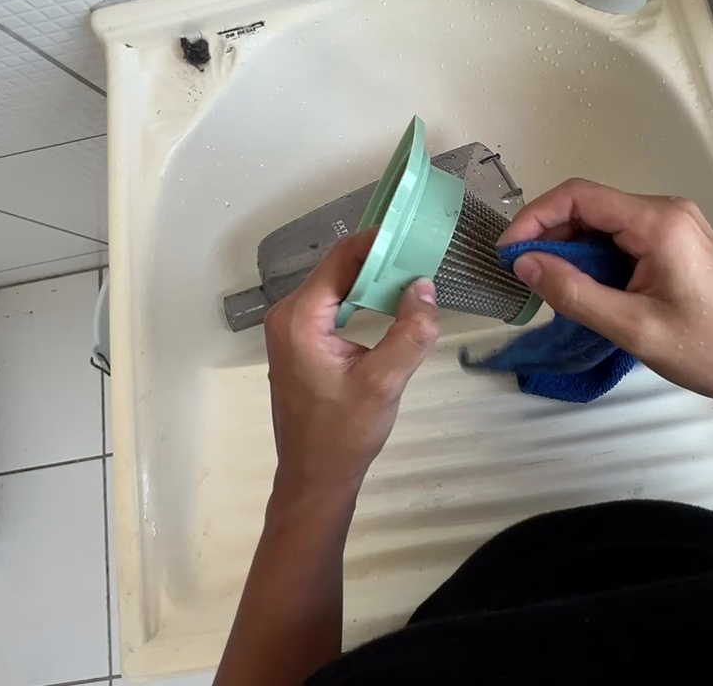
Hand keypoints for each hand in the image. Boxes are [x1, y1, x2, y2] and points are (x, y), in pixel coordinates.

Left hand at [261, 229, 440, 501]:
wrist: (315, 478)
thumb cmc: (344, 434)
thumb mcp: (384, 383)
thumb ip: (409, 332)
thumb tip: (424, 286)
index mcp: (300, 318)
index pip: (340, 259)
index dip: (377, 242)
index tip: (412, 235)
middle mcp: (288, 314)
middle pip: (337, 269)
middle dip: (378, 259)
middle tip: (419, 254)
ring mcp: (290, 327)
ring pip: (336, 285)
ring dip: (372, 278)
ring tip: (411, 274)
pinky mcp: (300, 339)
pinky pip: (333, 303)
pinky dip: (361, 297)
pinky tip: (389, 301)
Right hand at [498, 178, 712, 415]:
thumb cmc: (709, 351)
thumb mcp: (632, 327)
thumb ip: (573, 292)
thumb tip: (525, 264)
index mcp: (659, 222)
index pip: (580, 196)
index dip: (536, 217)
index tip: (509, 250)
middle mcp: (667, 211)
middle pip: (590, 206)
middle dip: (550, 234)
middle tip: (523, 273)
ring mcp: (674, 224)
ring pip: (603, 223)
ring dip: (571, 248)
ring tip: (549, 285)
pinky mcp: (676, 242)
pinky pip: (622, 237)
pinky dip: (594, 257)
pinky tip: (583, 286)